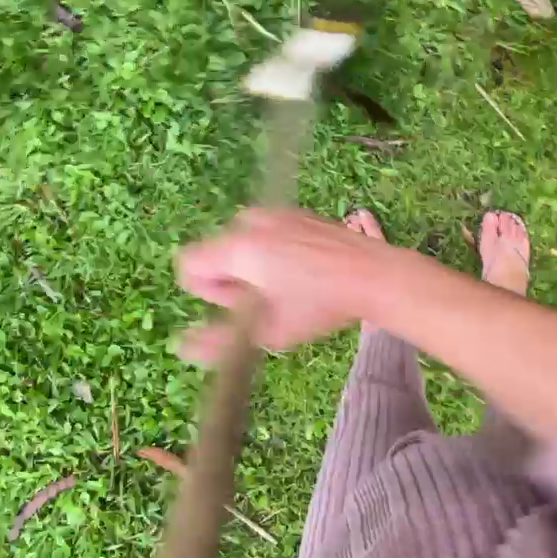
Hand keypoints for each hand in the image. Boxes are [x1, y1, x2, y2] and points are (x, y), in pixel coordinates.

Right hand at [175, 208, 409, 361]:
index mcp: (236, 248)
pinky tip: (301, 270)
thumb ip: (218, 342)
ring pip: (241, 242)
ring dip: (250, 265)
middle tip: (265, 301)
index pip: (189, 265)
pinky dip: (271, 250)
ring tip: (285, 287)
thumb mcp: (268, 332)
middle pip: (216, 252)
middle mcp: (250, 222)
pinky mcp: (297, 212)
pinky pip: (265, 232)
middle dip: (230, 278)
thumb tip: (183, 346)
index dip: (207, 292)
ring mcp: (275, 212)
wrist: (374, 274)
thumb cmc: (319, 305)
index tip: (238, 307)